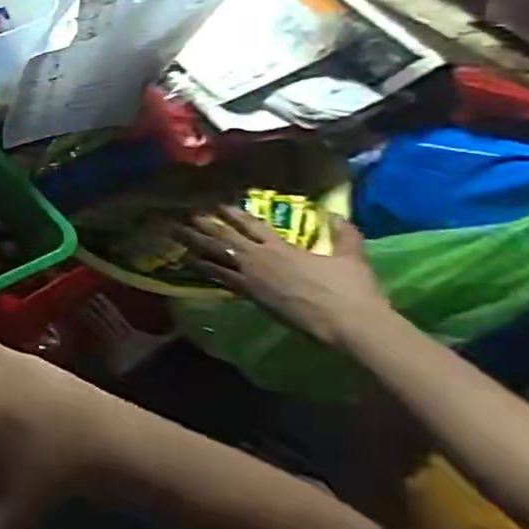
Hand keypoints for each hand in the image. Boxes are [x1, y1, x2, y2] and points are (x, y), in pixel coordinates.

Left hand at [176, 208, 391, 346]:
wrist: (348, 323)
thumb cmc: (353, 290)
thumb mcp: (352, 257)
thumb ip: (344, 234)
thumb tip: (336, 214)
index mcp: (282, 247)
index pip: (251, 224)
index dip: (233, 213)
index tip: (217, 205)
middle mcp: (261, 258)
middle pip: (224, 236)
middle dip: (204, 224)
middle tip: (185, 215)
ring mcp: (252, 277)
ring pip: (215, 255)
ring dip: (194, 243)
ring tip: (176, 233)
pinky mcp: (250, 296)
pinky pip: (221, 278)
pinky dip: (205, 269)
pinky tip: (191, 262)